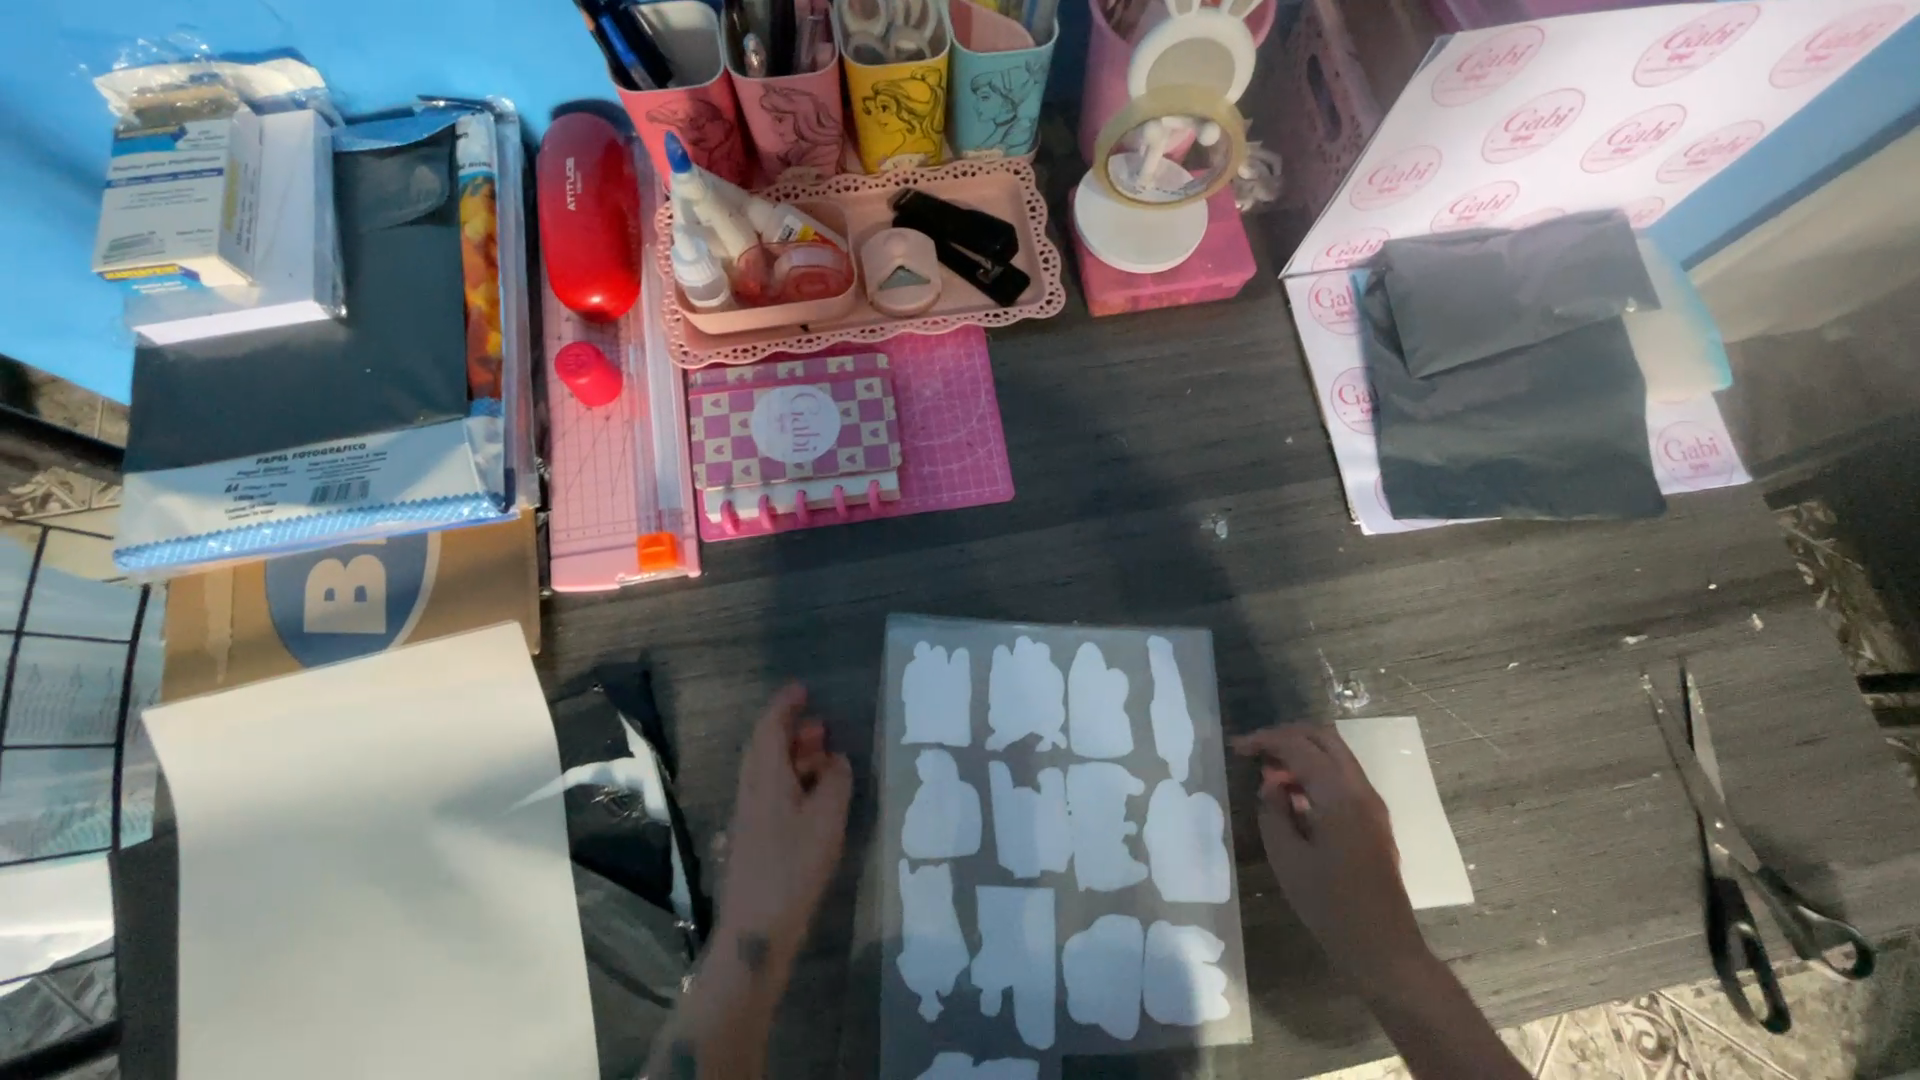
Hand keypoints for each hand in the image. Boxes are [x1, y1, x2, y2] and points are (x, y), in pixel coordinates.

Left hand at [715, 683, 853, 966]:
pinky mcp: (754, 838)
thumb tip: (836, 760)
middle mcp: (751, 789)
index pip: (769, 727)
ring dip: (795, 756)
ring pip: (770, 771)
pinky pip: (773, 792)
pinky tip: (816, 797)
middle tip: (824, 726)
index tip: (804, 689)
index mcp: (765, 777)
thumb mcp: (827, 819)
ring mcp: (750, 815)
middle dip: (793, 730)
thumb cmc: (793, 867)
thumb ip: (835, 781)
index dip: (785, 705)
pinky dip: (794, 781)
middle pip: (767, 747)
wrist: (756, 929)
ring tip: (825, 757)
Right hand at [1231, 724, 1428, 997]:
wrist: (1381, 945)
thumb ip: (1274, 812)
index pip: (1299, 746)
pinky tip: (1292, 795)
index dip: (1265, 740)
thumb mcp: (1286, 857)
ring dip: (1302, 753)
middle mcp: (1361, 790)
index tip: (1236, 749)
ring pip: (1336, 755)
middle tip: (1255, 751)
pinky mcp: (1373, 819)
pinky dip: (1315, 771)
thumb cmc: (1328, 904)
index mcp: (1339, 796)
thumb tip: (1271, 786)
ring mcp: (1372, 804)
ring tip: (1268, 773)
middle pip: (1324, 738)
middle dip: (1286, 736)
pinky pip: (1342, 777)